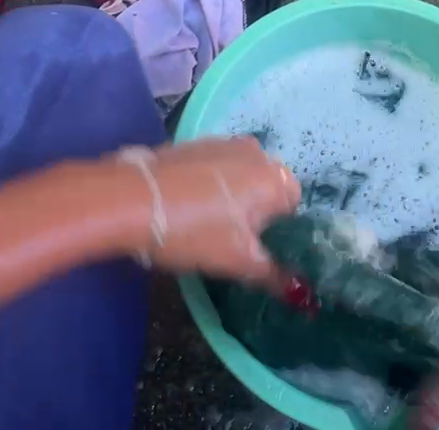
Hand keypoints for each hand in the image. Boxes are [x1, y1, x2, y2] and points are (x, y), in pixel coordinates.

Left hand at [112, 138, 298, 283]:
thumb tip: (304, 296)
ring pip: (241, 175)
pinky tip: (187, 203)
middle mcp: (257, 153)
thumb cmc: (195, 231)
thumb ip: (275, 276)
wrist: (134, 197)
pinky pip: (216, 166)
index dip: (277, 229)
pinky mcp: (197, 142)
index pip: (293, 204)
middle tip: (230, 238)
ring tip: (206, 222)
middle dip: (256, 210)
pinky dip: (209, 183)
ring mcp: (225, 142)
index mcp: (275, 180)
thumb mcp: (237, 262)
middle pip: (267, 186)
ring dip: (232, 195)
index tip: (254, 246)